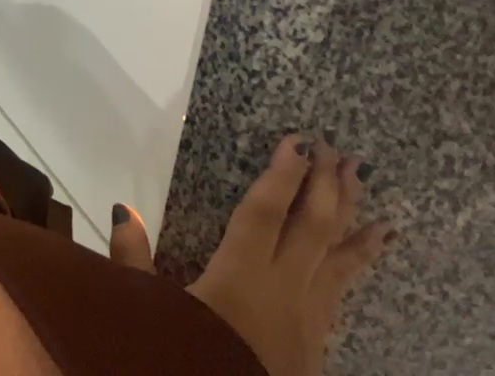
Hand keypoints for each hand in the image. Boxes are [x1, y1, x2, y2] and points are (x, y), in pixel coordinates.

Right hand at [110, 135, 391, 375]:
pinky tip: (370, 245)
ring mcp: (309, 315)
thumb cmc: (185, 352)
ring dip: (350, 215)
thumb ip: (133, 258)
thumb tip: (124, 209)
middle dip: (326, 187)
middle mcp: (285, 290)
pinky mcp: (318, 336)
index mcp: (242, 276)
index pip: (265, 214)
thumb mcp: (146, 306)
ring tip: (365, 185)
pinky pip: (344, 285)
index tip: (299, 142)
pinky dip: (360, 258)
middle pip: (312, 229)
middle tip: (340, 151)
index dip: (281, 176)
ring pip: (338, 256)